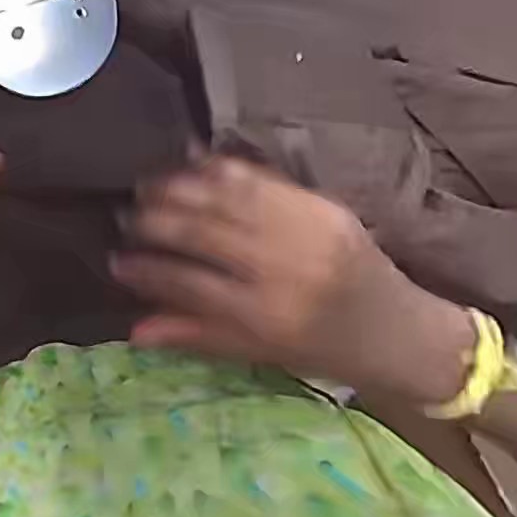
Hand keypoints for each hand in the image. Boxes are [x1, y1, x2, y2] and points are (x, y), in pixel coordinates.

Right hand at [112, 155, 474, 403]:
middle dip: (156, 220)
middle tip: (126, 216)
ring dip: (181, 186)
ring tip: (149, 184)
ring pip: (227, 196)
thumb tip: (135, 329)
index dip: (145, 269)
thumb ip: (197, 335)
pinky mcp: (324, 205)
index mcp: (266, 315)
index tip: (115, 260)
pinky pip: (263, 178)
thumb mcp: (258, 354)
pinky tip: (194, 162)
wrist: (402, 333)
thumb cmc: (323, 351)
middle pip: (202, 231)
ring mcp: (307, 231)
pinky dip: (223, 167)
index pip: (187, 283)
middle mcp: (284, 269)